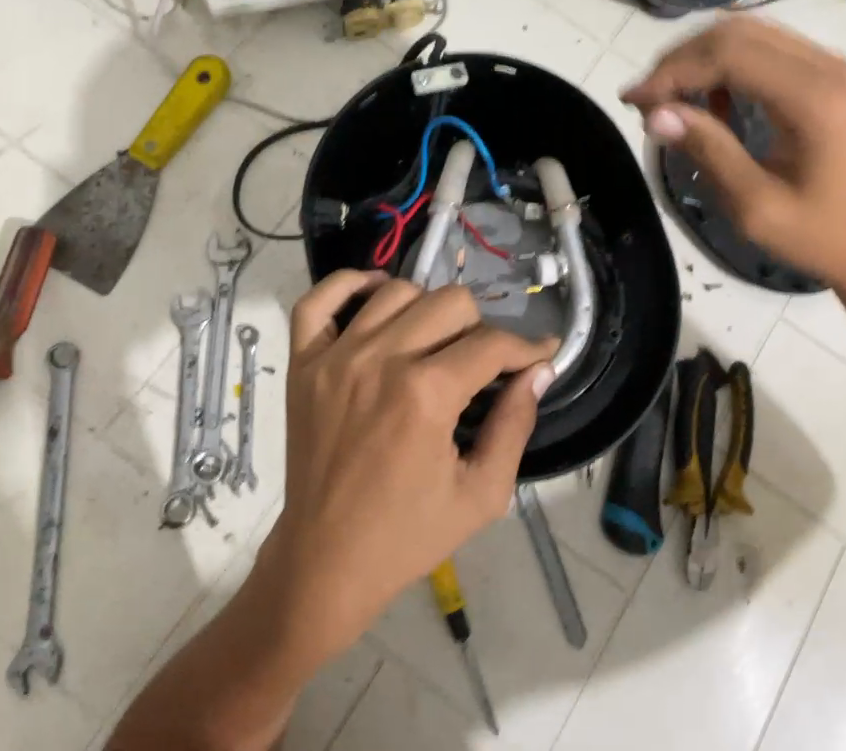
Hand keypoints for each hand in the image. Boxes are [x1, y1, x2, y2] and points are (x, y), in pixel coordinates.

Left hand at [257, 272, 556, 657]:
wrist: (326, 560)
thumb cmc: (410, 535)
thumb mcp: (483, 493)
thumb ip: (515, 424)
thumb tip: (538, 371)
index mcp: (426, 394)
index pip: (491, 344)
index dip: (527, 347)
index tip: (541, 355)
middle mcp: (380, 360)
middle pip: (450, 302)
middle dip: (481, 328)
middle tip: (483, 363)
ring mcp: (335, 357)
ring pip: (396, 292)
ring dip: (428, 309)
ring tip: (436, 342)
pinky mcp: (303, 364)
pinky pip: (319, 299)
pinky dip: (350, 286)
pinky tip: (378, 299)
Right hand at [623, 16, 845, 292]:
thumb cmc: (819, 237)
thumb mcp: (755, 206)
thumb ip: (708, 151)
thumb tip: (655, 115)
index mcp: (815, 98)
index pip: (730, 54)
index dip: (674, 71)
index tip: (634, 102)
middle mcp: (829, 68)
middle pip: (738, 33)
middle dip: (682, 60)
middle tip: (646, 102)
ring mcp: (834, 68)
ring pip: (750, 34)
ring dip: (702, 60)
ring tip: (670, 101)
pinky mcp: (830, 78)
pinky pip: (768, 51)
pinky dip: (728, 66)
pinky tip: (712, 103)